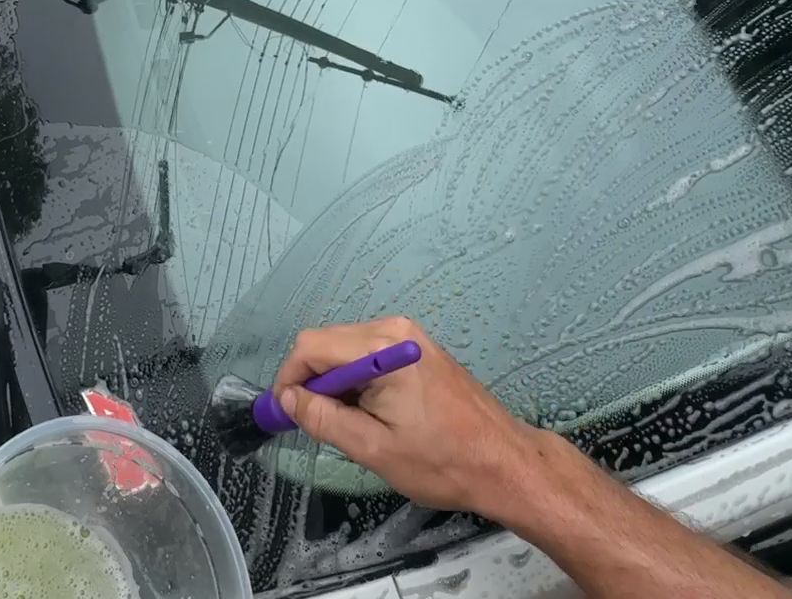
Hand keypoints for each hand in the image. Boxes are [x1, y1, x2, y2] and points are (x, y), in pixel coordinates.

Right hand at [273, 316, 541, 517]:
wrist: (505, 462)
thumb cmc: (443, 461)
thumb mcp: (374, 448)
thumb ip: (324, 419)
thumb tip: (289, 399)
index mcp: (382, 348)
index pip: (312, 346)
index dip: (290, 377)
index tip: (286, 411)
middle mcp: (392, 328)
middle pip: (327, 341)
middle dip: (312, 379)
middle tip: (315, 421)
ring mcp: (407, 333)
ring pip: (345, 346)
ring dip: (335, 379)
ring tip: (349, 419)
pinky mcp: (415, 344)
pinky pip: (367, 350)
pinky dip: (356, 375)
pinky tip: (370, 407)